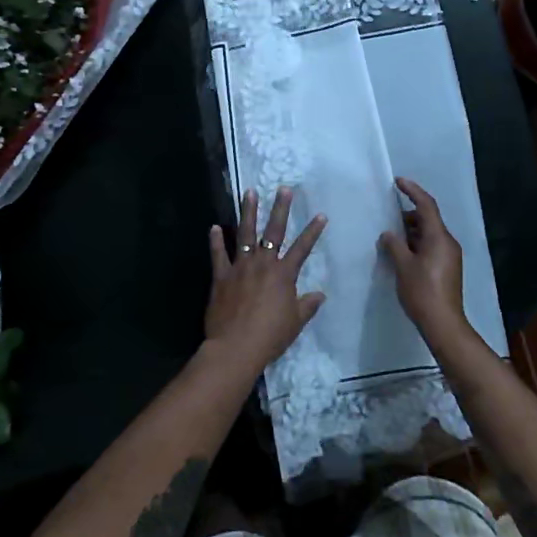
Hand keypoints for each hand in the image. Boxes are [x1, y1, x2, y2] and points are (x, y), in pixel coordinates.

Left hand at [206, 186, 326, 370]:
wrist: (236, 347)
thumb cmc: (271, 335)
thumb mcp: (296, 321)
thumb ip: (308, 305)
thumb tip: (320, 295)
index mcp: (284, 274)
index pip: (303, 247)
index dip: (313, 231)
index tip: (321, 215)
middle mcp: (263, 264)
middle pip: (273, 231)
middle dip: (280, 209)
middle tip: (283, 189)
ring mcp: (240, 268)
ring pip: (245, 234)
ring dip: (248, 213)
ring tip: (249, 193)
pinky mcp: (221, 278)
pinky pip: (218, 255)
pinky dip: (216, 241)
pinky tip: (215, 227)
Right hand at [378, 177, 466, 338]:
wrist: (443, 322)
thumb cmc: (422, 291)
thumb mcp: (403, 267)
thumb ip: (394, 246)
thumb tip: (388, 234)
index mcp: (439, 237)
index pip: (426, 205)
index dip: (412, 191)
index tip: (398, 181)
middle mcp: (448, 242)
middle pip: (429, 219)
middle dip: (409, 215)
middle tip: (388, 215)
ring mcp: (450, 255)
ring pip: (430, 234)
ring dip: (412, 231)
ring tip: (391, 236)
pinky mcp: (448, 267)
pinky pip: (432, 246)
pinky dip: (417, 244)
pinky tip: (402, 252)